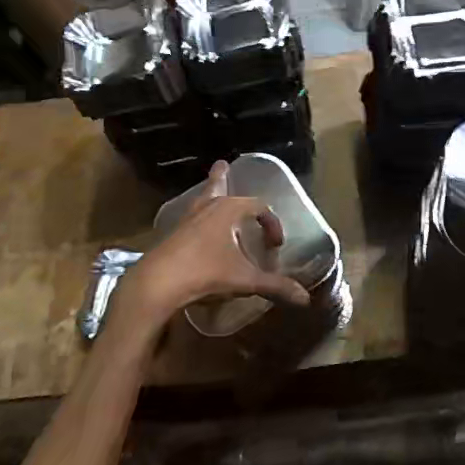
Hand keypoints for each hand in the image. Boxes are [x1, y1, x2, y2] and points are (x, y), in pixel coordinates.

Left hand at [117, 163, 310, 329]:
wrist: (159, 283)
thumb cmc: (206, 273)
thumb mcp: (245, 280)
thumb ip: (275, 286)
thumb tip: (305, 299)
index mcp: (229, 210)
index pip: (258, 207)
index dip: (272, 223)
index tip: (276, 245)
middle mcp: (207, 208)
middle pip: (217, 187)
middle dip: (222, 177)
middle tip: (222, 165)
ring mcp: (187, 220)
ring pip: (202, 201)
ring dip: (210, 196)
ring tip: (211, 190)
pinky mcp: (172, 235)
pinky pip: (191, 220)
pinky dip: (199, 218)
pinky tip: (199, 230)